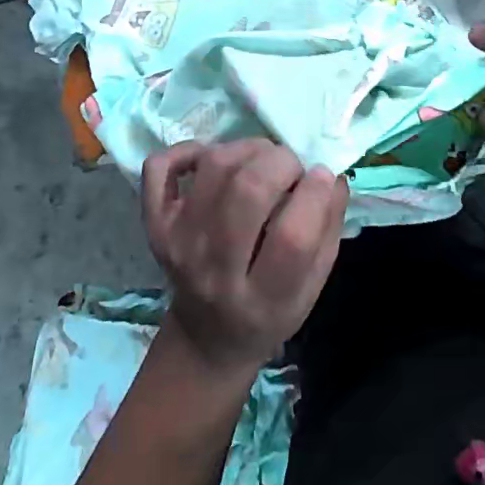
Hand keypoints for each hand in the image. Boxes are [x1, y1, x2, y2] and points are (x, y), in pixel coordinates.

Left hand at [140, 139, 348, 371]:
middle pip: (248, 191)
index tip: (323, 176)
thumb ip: (327, 229)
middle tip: (292, 169)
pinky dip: (187, 149)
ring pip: (214, 167)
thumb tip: (331, 176)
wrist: (207, 336)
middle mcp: (213, 270)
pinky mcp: (154, 222)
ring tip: (263, 162)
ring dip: (248, 149)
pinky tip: (213, 159)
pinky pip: (160, 167)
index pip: (292, 237)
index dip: (314, 194)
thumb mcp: (313, 286)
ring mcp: (176, 242)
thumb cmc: (271, 310)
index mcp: (262, 297)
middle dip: (282, 163)